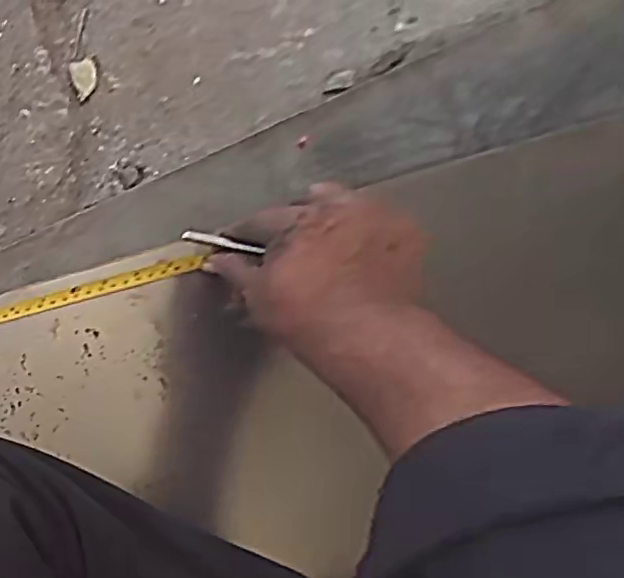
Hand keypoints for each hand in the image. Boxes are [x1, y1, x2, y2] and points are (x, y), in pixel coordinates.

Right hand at [204, 183, 428, 356]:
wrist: (363, 330)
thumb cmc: (299, 312)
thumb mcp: (255, 293)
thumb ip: (235, 270)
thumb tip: (216, 260)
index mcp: (300, 221)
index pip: (260, 218)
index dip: (238, 232)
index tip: (227, 243)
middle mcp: (343, 207)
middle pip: (309, 201)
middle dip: (289, 217)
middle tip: (275, 240)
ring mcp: (381, 216)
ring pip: (347, 205)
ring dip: (327, 219)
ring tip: (315, 241)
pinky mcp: (407, 232)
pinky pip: (375, 222)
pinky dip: (357, 232)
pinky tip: (348, 254)